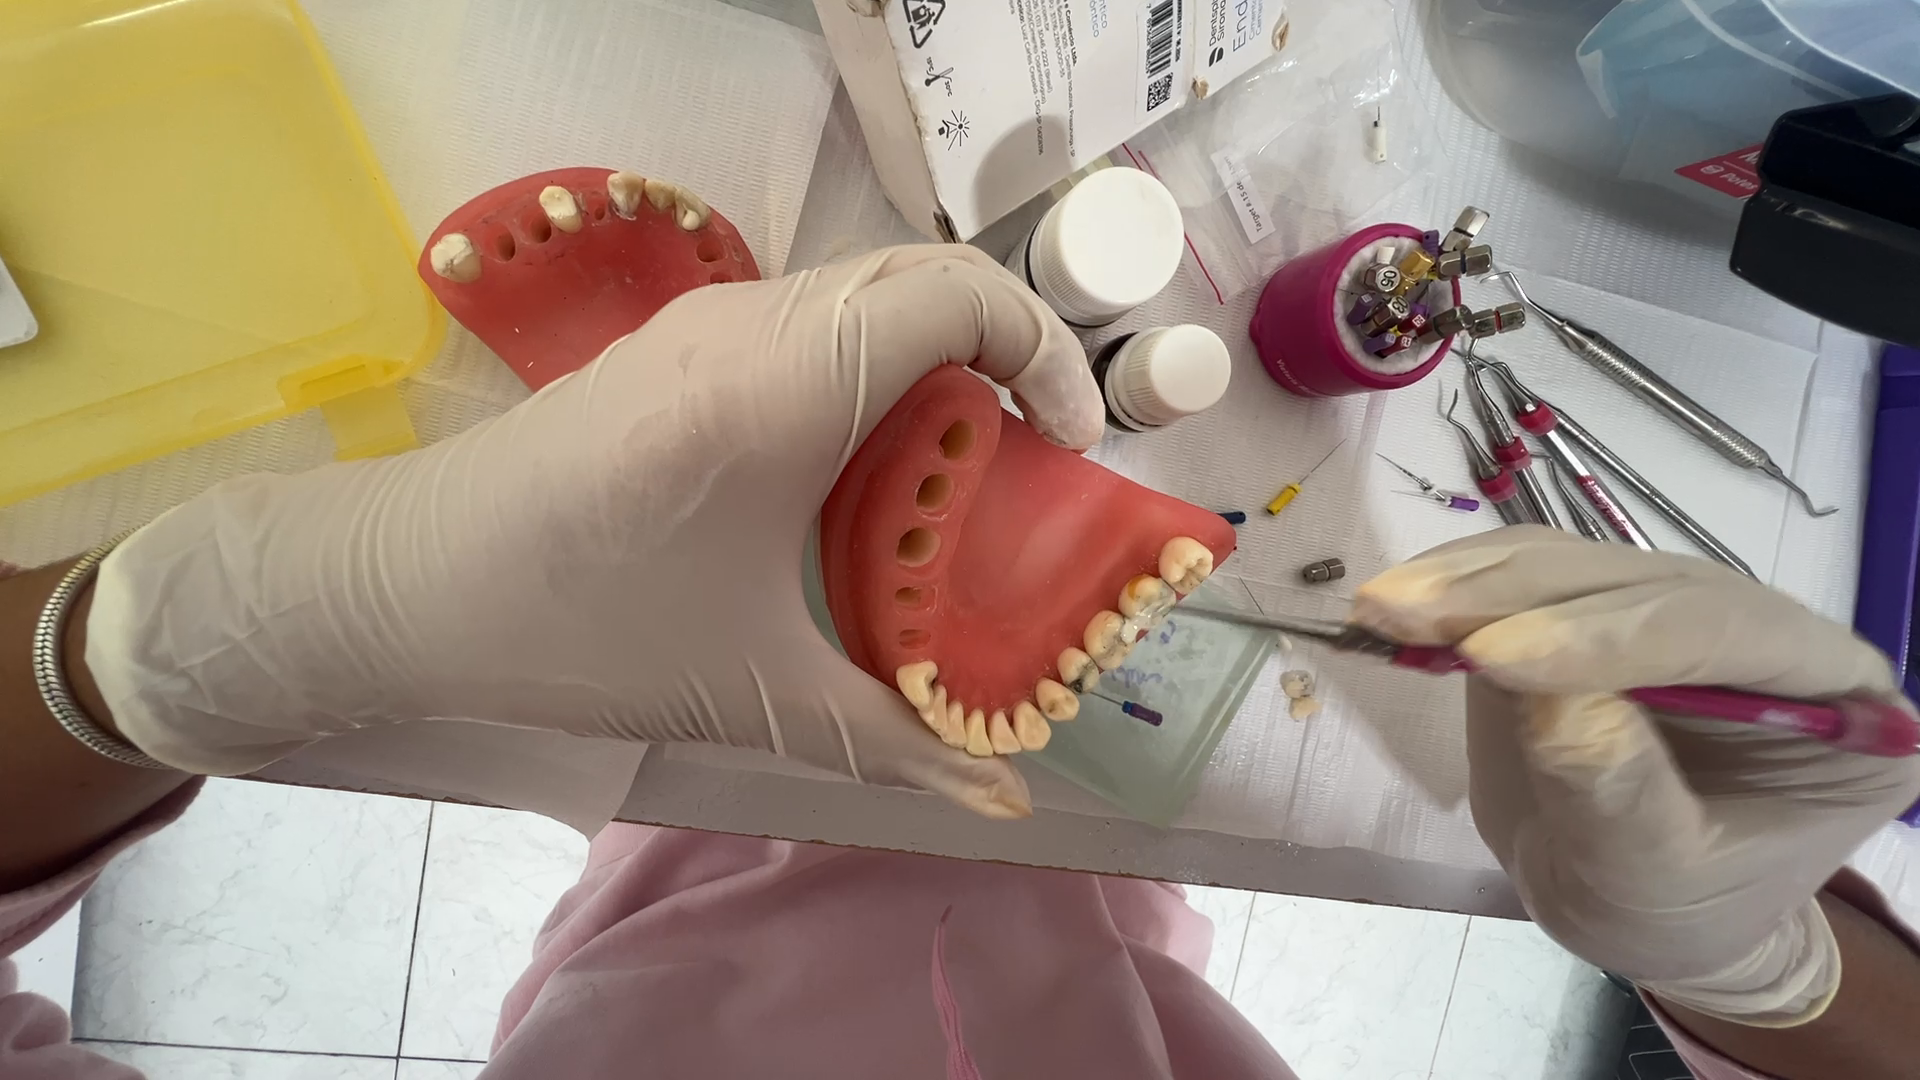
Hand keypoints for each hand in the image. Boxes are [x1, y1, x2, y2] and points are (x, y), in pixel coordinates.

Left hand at [83, 245, 1104, 819]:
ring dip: (948, 353)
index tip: (1067, 440)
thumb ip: (894, 745)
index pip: (955, 296)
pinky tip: (873, 453)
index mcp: (781, 391)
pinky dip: (888, 361)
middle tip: (1032, 451)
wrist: (403, 577)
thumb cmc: (581, 627)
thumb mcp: (756, 692)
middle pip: (930, 278)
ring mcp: (717, 316)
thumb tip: (1001, 797)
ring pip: (878, 291)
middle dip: (1011, 350)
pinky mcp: (691, 332)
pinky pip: (827, 315)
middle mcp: (756, 324)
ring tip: (965, 456)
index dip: (1043, 350)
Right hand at [1352, 527, 1919, 1024]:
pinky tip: (1389, 600)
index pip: (1717, 633)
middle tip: (1394, 612)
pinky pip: (1507, 570)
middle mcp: (1743, 633)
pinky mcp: (1562, 612)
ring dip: (1457, 577)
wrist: (1609, 889)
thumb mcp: (1645, 874)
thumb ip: (1612, 787)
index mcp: (1824, 698)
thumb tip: (1546, 696)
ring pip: (1556, 560)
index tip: (1485, 661)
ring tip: (1375, 606)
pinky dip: (1442, 581)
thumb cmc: (1658, 903)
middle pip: (1622, 579)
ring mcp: (1645, 611)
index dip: (1600, 637)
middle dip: (1501, 595)